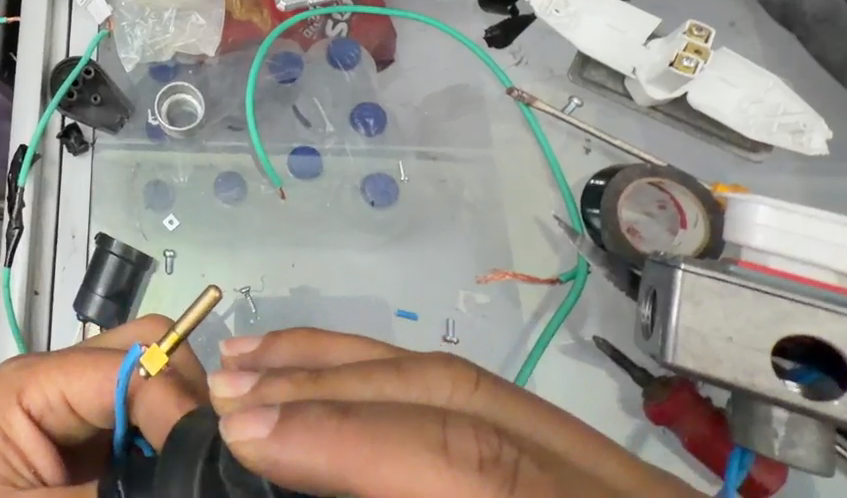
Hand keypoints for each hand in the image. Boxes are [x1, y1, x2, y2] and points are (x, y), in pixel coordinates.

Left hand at [0, 314, 210, 496]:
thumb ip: (114, 489)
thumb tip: (191, 470)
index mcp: (35, 381)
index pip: (131, 359)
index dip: (177, 402)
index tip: (211, 457)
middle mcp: (58, 380)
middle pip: (145, 349)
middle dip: (185, 395)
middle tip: (211, 456)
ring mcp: (73, 411)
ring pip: (151, 383)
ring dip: (179, 420)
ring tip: (197, 466)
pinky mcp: (84, 447)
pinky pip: (138, 425)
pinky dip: (163, 443)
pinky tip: (170, 473)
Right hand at [207, 329, 698, 497]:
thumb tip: (282, 477)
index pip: (481, 466)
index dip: (352, 439)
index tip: (247, 436)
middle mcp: (618, 492)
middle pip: (461, 400)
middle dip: (327, 390)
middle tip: (228, 394)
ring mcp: (603, 469)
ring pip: (459, 376)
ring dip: (338, 364)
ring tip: (245, 361)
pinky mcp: (571, 459)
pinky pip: (464, 391)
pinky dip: (377, 373)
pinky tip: (318, 369)